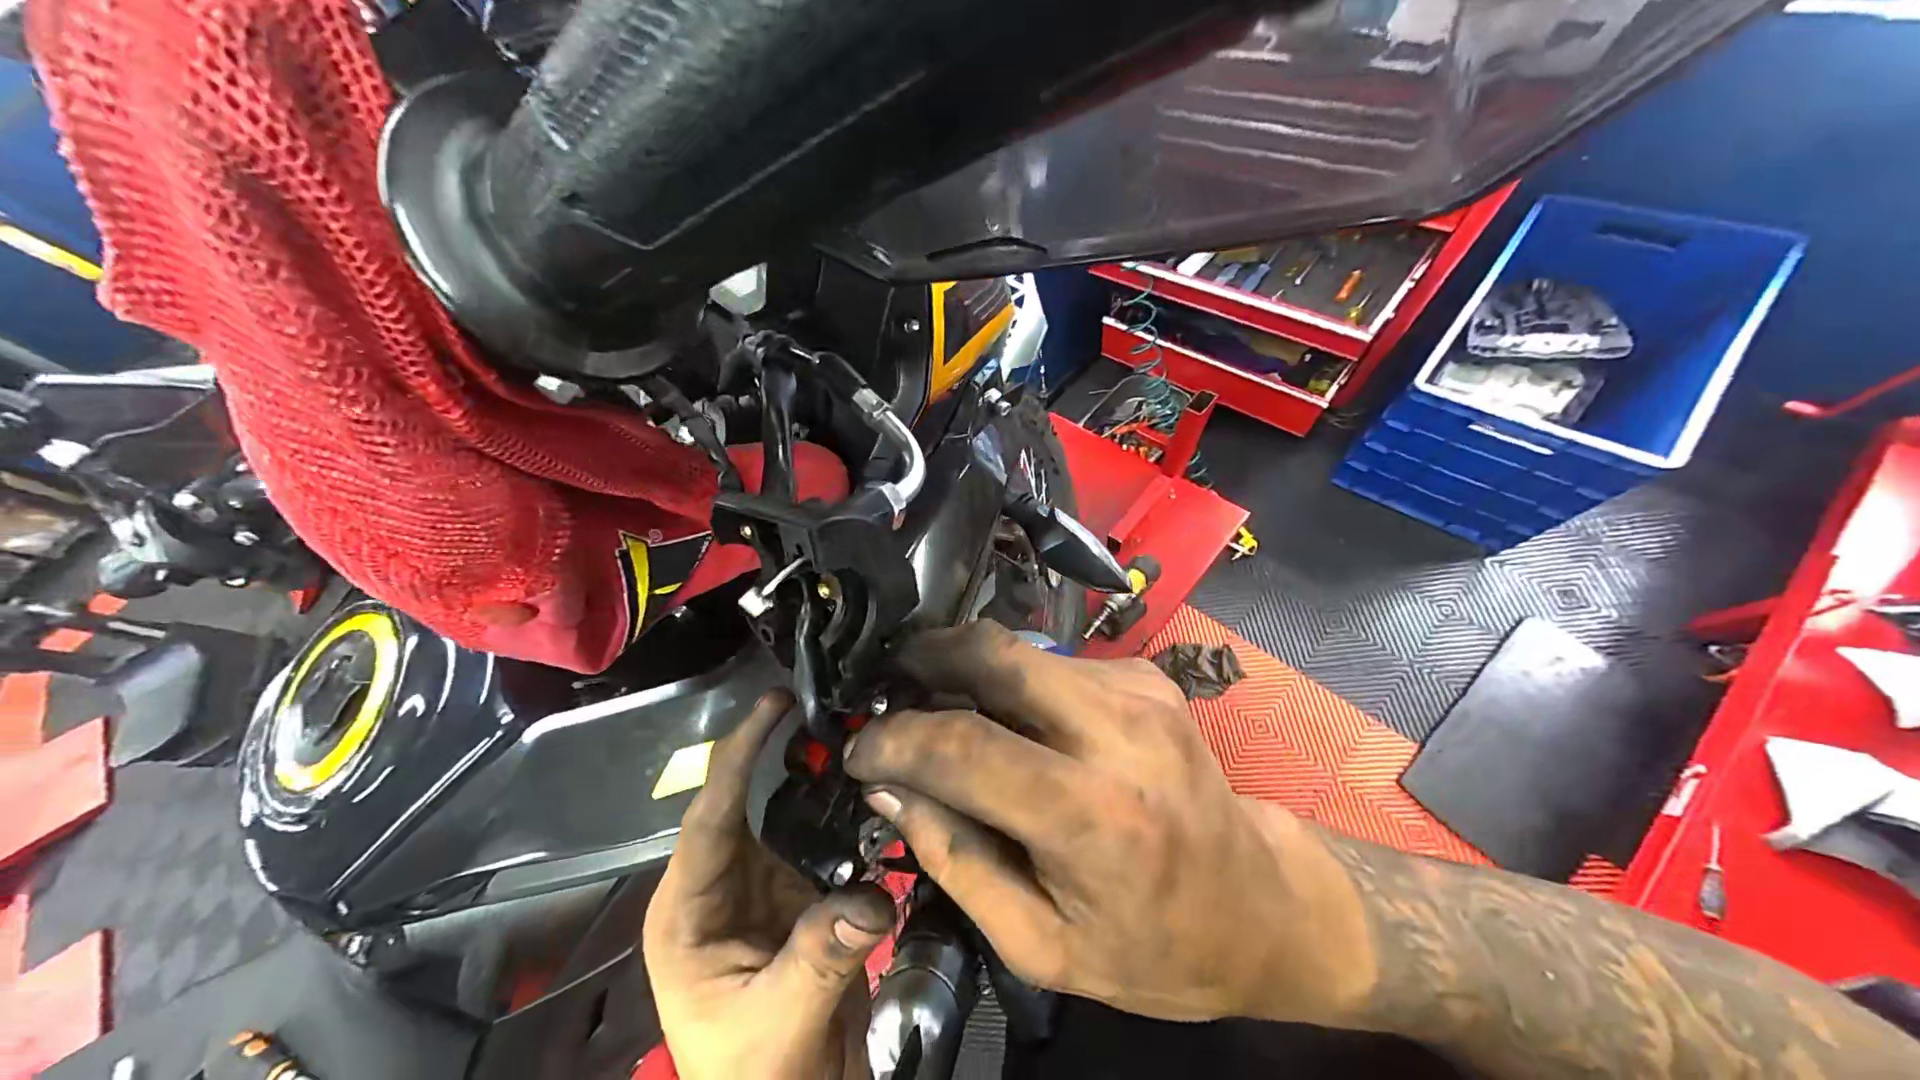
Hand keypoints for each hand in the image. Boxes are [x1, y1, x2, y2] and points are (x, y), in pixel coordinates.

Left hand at [643, 689, 895, 1079]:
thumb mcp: (777, 1027)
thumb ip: (820, 958)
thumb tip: (869, 896)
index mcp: (687, 912)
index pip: (707, 821)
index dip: (737, 759)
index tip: (773, 708)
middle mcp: (719, 886)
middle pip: (745, 804)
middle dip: (779, 753)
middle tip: (827, 706)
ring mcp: (761, 887)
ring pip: (785, 816)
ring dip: (816, 778)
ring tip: (856, 733)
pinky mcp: (798, 894)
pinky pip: (819, 840)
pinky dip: (843, 814)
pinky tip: (872, 787)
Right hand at [843, 622, 1375, 1024]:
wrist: (1261, 905)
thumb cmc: (1153, 948)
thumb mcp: (1040, 943)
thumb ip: (955, 858)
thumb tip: (890, 785)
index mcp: (1096, 818)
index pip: (964, 746)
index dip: (894, 740)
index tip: (861, 751)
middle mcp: (1121, 731)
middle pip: (993, 653)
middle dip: (923, 657)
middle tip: (886, 686)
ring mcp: (1139, 690)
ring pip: (1017, 651)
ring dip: (965, 671)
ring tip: (938, 711)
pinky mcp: (1145, 674)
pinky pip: (1051, 663)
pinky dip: (1012, 684)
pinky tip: (1010, 723)